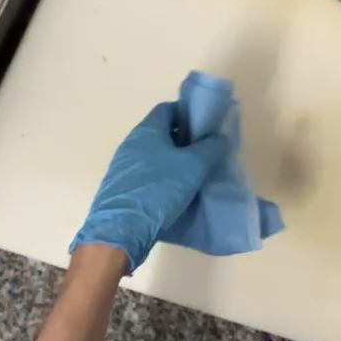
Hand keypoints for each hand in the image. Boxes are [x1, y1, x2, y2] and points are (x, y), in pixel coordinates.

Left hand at [72, 102, 231, 271]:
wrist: (120, 231)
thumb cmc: (158, 190)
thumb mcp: (193, 166)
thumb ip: (210, 148)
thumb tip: (220, 137)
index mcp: (147, 130)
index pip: (168, 109)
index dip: (188, 113)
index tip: (205, 125)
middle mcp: (132, 143)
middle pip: (162, 133)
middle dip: (184, 140)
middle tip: (205, 151)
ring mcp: (123, 167)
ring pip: (155, 156)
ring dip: (174, 161)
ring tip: (194, 174)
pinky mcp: (122, 189)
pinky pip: (147, 176)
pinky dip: (163, 178)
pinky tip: (176, 193)